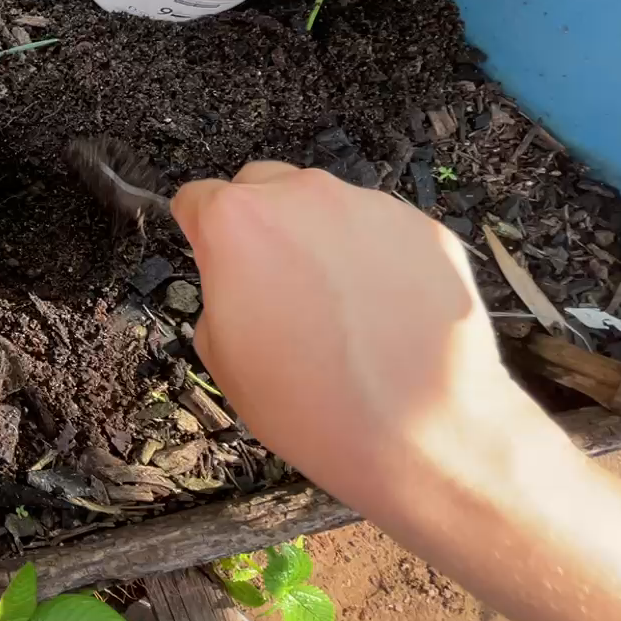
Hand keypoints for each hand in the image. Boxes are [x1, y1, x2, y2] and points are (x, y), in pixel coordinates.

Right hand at [171, 161, 574, 523]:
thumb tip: (240, 277)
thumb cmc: (304, 398)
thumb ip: (218, 288)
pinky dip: (368, 253)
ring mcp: (368, 207)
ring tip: (333, 301)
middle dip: (253, 222)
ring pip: (319, 203)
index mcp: (235, 221)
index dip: (197, 230)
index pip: (195, 197)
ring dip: (312, 235)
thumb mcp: (216, 349)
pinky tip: (378, 307)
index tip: (209, 255)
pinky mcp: (425, 228)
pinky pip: (376, 227)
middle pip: (258, 185)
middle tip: (267, 279)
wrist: (422, 435)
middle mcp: (300, 196)